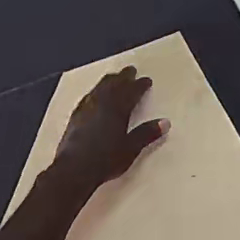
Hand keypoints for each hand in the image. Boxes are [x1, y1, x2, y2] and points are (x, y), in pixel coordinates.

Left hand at [48, 66, 168, 191]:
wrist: (74, 169)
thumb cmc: (105, 160)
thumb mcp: (131, 148)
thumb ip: (147, 134)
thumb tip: (165, 123)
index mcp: (117, 109)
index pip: (131, 91)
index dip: (140, 85)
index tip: (146, 80)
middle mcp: (101, 104)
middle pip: (114, 84)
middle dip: (123, 76)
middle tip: (130, 70)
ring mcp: (85, 109)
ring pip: (99, 88)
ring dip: (108, 81)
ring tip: (114, 77)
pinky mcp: (75, 117)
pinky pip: (88, 96)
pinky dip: (95, 91)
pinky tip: (93, 95)